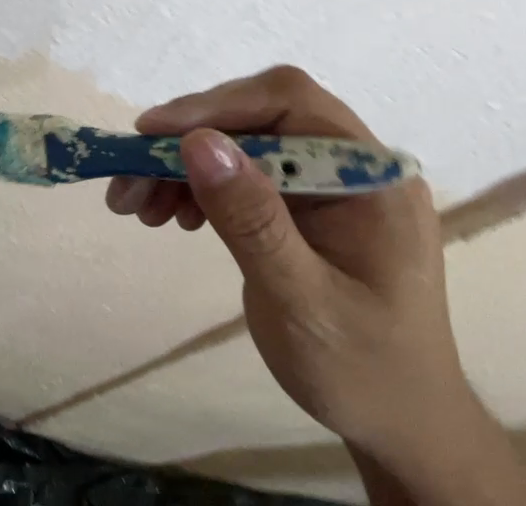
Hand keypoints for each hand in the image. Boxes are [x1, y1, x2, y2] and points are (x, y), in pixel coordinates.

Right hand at [111, 67, 525, 504]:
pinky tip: (171, 216)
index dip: (214, 106)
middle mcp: (349, 168)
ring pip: (236, 145)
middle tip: (128, 178)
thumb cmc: (360, 367)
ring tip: (135, 207)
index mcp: (370, 178)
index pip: (288, 103)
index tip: (150, 134)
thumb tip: (198, 142)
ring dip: (179, 167)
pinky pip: (238, 175)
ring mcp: (325, 187)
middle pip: (253, 119)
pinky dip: (194, 187)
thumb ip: (252, 218)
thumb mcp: (300, 298)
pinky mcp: (300, 207)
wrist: (397, 423)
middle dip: (184, 142)